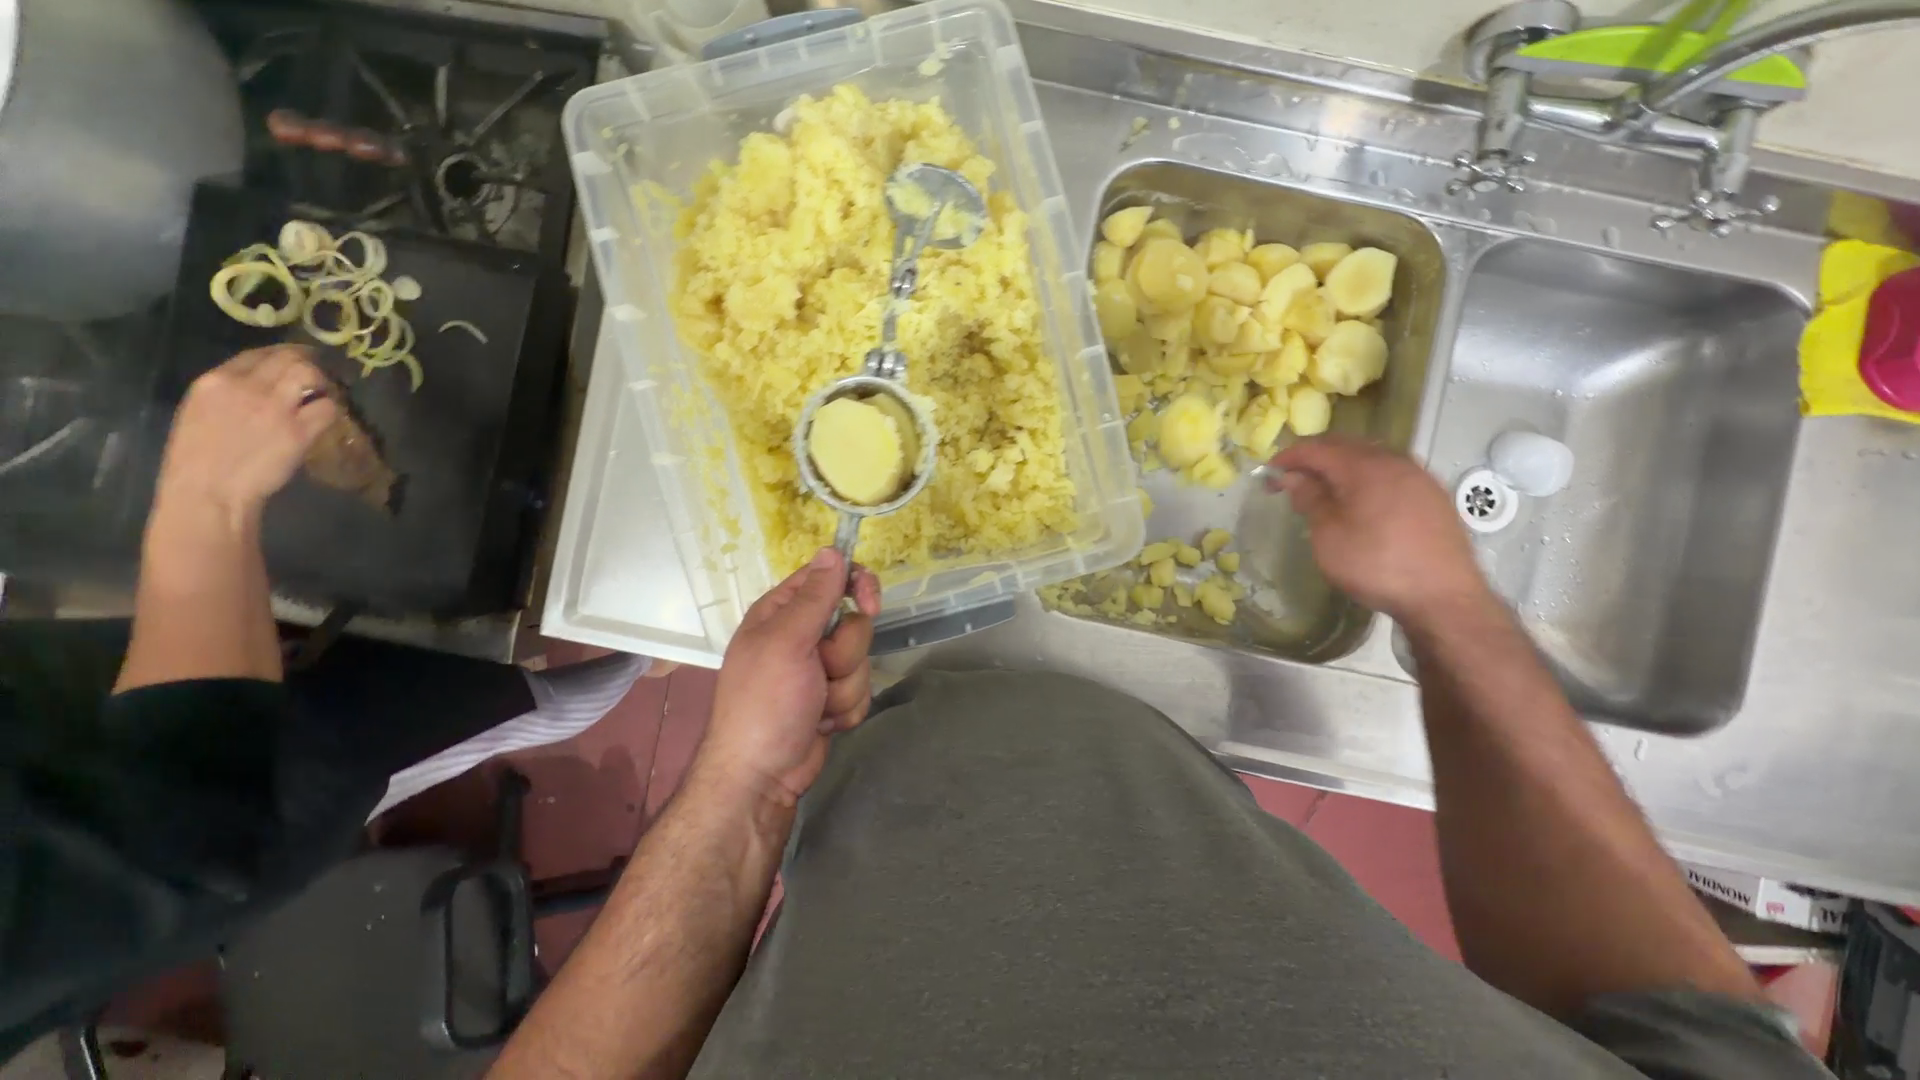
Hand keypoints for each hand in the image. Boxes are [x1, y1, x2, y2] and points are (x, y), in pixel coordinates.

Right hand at [157, 346, 338, 529]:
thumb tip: (259, 384)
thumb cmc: (197, 458)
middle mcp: (247, 387)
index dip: (279, 353)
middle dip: (306, 362)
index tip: (293, 358)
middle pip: (288, 359)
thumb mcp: (199, 411)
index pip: (255, 354)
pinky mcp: (299, 431)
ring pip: (310, 375)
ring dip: (322, 382)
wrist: (209, 490)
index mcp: (214, 381)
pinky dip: (331, 409)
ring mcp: (275, 408)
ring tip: (322, 393)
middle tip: (317, 373)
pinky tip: (325, 416)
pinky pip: (327, 408)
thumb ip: (228, 393)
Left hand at [694, 548, 881, 808]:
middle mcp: (800, 636)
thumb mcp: (787, 642)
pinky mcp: (831, 700)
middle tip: (818, 671)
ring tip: (815, 705)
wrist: (762, 775)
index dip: (856, 587)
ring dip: (843, 688)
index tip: (870, 606)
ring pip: (861, 661)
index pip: (831, 578)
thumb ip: (815, 597)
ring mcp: (817, 671)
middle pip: (854, 624)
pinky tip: (821, 723)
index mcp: (782, 612)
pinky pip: (860, 692)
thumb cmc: (764, 703)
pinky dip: (845, 710)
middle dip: (844, 653)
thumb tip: (833, 549)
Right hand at [1268, 435, 1490, 627]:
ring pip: (1372, 457)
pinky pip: (1391, 474)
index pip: (1317, 448)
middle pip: (1346, 446)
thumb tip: (1295, 477)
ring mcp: (1419, 477)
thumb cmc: (1376, 566)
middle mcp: (1395, 462)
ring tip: (1325, 490)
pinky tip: (1361, 502)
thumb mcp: (1329, 536)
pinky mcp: (1433, 496)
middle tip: (1293, 480)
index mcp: (1365, 467)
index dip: (1288, 458)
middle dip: (1315, 458)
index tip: (1268, 475)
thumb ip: (1310, 500)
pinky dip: (1367, 479)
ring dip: (1343, 467)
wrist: (1443, 597)